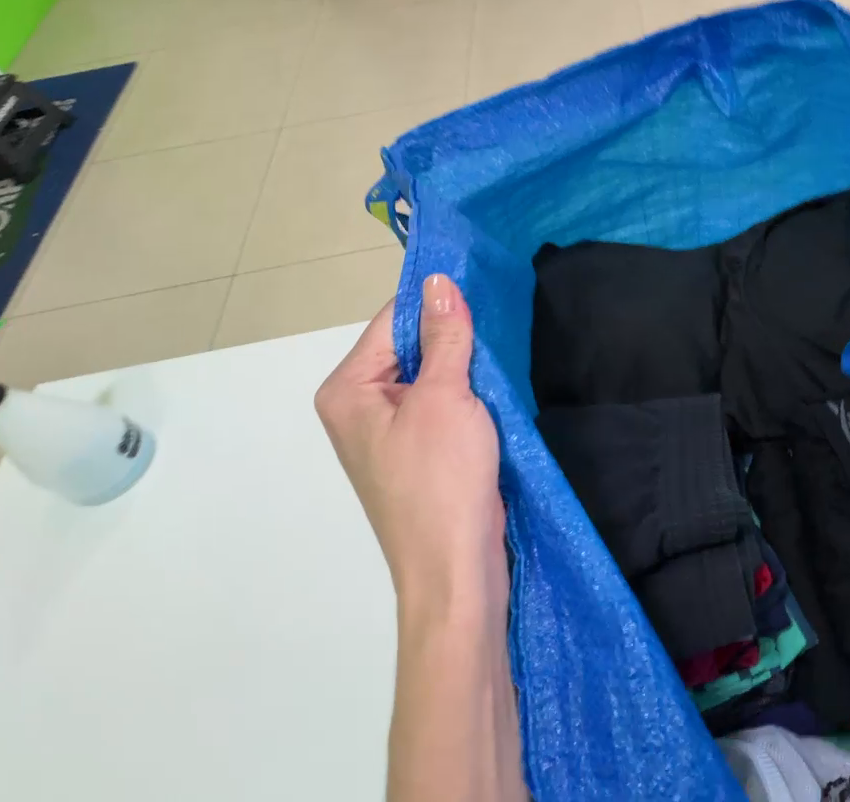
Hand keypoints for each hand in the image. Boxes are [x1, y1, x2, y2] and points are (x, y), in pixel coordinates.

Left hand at [315, 276, 506, 617]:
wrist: (455, 568)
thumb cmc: (442, 479)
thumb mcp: (446, 397)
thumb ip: (445, 336)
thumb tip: (439, 280)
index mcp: (348, 390)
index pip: (392, 321)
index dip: (437, 305)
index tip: (483, 288)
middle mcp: (359, 407)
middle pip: (410, 348)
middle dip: (453, 338)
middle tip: (499, 325)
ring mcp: (389, 433)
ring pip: (431, 377)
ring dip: (465, 368)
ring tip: (502, 357)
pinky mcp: (419, 453)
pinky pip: (441, 406)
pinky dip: (469, 396)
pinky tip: (496, 391)